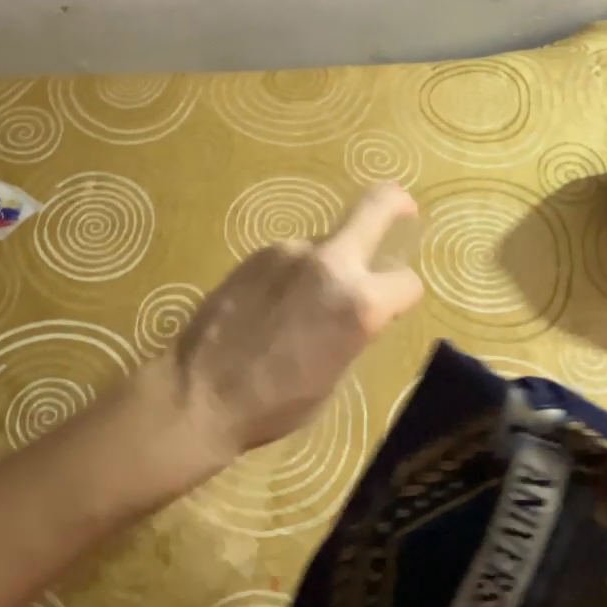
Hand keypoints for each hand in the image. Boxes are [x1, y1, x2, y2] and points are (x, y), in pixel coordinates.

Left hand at [162, 183, 424, 458]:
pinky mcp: (257, 253)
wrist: (200, 392)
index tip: (395, 306)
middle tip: (404, 208)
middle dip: (397, 202)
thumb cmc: (275, 403)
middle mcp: (330, 264)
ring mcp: (289, 251)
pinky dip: (293, 273)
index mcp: (359, 304)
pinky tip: (271, 307)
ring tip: (299, 307)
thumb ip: (355, 329)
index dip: (403, 297)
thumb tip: (357, 310)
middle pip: (375, 207)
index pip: (406, 282)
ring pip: (326, 243)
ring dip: (327, 262)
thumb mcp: (336, 375)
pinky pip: (291, 257)